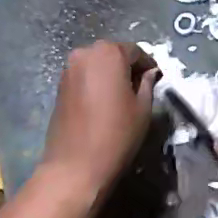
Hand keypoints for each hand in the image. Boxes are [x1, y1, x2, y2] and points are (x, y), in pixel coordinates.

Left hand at [39, 41, 156, 192]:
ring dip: (110, 74)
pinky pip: (84, 75)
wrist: (75, 166)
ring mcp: (69, 67)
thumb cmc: (116, 134)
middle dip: (127, 66)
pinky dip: (95, 81)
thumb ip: (147, 83)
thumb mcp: (142, 109)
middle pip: (113, 53)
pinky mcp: (60, 84)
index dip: (148, 64)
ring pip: (97, 63)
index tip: (157, 78)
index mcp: (108, 53)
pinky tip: (103, 101)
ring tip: (121, 96)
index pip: (135, 51)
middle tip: (140, 87)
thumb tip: (149, 72)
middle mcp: (85, 52)